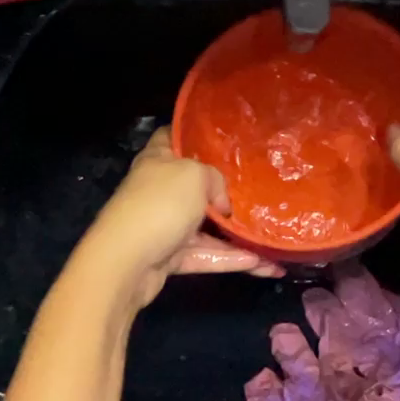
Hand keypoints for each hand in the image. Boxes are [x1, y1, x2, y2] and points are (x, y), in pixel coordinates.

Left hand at [77, 128, 282, 306]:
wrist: (126, 262)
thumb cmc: (160, 205)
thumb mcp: (195, 175)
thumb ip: (215, 180)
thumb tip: (222, 205)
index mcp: (157, 161)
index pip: (173, 138)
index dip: (194, 135)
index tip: (224, 139)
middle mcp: (159, 191)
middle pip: (195, 188)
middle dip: (225, 193)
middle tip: (260, 194)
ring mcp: (163, 227)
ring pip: (206, 230)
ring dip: (238, 239)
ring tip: (273, 245)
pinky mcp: (168, 258)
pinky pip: (205, 257)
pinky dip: (230, 260)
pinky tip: (263, 265)